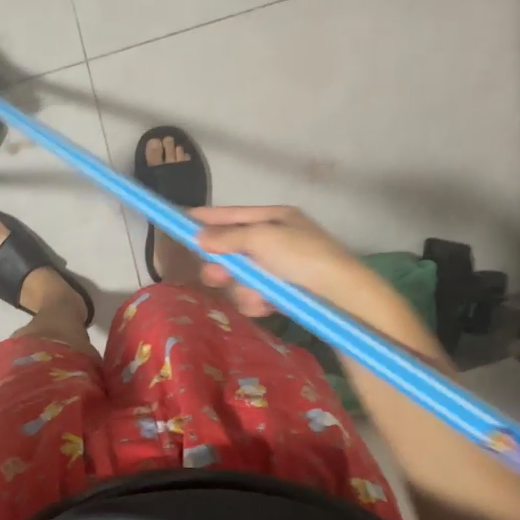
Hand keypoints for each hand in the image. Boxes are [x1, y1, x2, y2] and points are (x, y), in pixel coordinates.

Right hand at [192, 205, 387, 317]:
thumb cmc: (302, 257)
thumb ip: (227, 237)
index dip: (206, 218)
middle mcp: (275, 241)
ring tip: (257, 294)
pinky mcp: (281, 294)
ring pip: (240, 278)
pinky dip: (257, 301)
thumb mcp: (262, 238)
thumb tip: (199, 235)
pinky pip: (254, 296)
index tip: (180, 221)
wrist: (340, 296)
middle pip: (231, 251)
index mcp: (274, 219)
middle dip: (223, 265)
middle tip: (217, 275)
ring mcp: (278, 269)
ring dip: (244, 287)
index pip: (232, 215)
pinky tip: (268, 305)